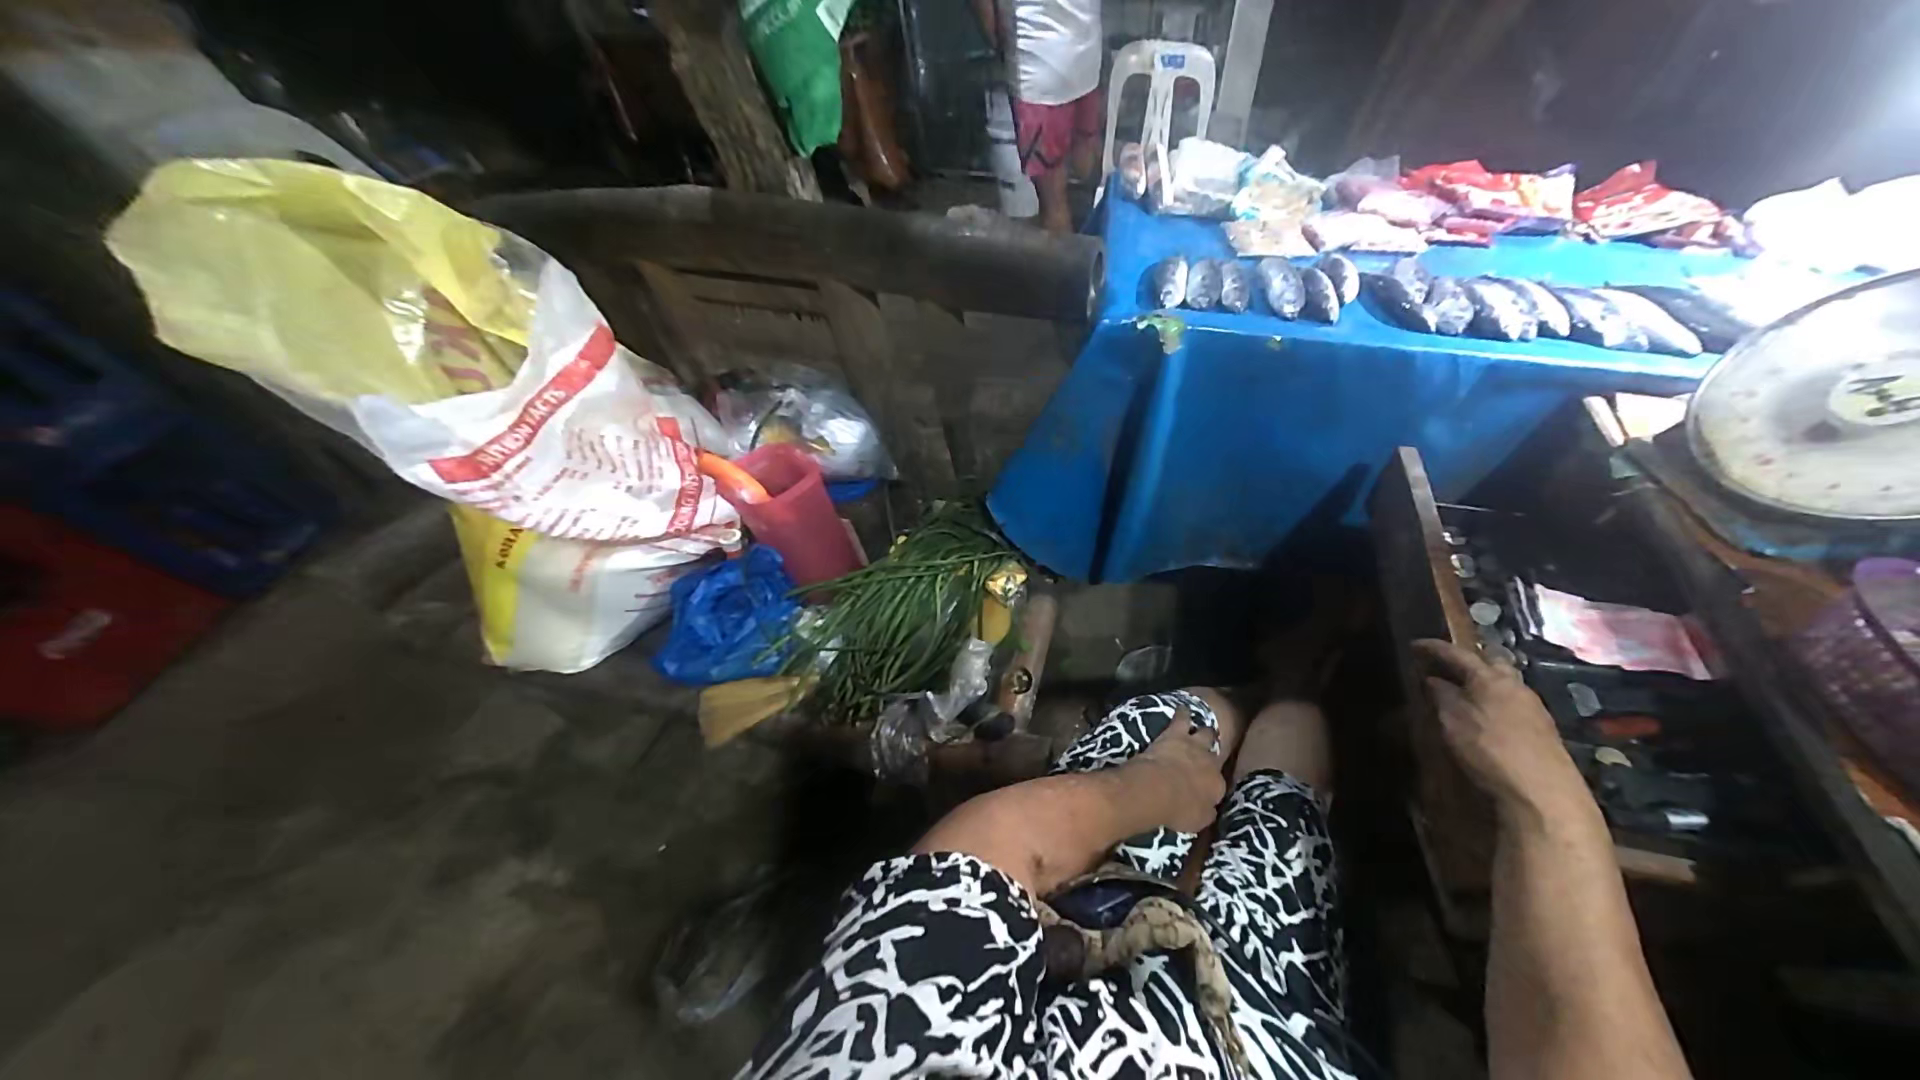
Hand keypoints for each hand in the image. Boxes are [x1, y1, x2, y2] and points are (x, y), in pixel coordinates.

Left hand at [1124, 707, 1227, 832]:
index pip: (1218, 785)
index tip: (1203, 786)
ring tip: (1202, 726)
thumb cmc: (1178, 809)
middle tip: (1208, 751)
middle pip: (1216, 753)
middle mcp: (1210, 762)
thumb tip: (1209, 809)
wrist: (1158, 787)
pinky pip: (1182, 717)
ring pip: (1205, 732)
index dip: (1210, 785)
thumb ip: (1206, 812)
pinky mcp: (1175, 733)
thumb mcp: (1198, 820)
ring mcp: (1194, 745)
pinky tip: (1182, 708)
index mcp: (1217, 786)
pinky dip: (1182, 713)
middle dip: (1213, 753)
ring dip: (1203, 731)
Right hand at [1413, 639, 1591, 821]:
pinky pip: (1512, 701)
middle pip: (1491, 662)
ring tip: (1461, 689)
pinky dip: (1494, 699)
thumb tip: (1433, 680)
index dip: (1434, 648)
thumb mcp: (1452, 721)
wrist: (1544, 793)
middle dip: (1469, 660)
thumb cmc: (1489, 749)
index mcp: (1490, 678)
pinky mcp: (1543, 729)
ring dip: (1483, 681)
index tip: (1414, 645)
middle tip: (1446, 665)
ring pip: (1504, 682)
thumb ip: (1441, 695)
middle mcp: (1515, 686)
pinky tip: (1485, 713)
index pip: (1457, 654)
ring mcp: (1534, 707)